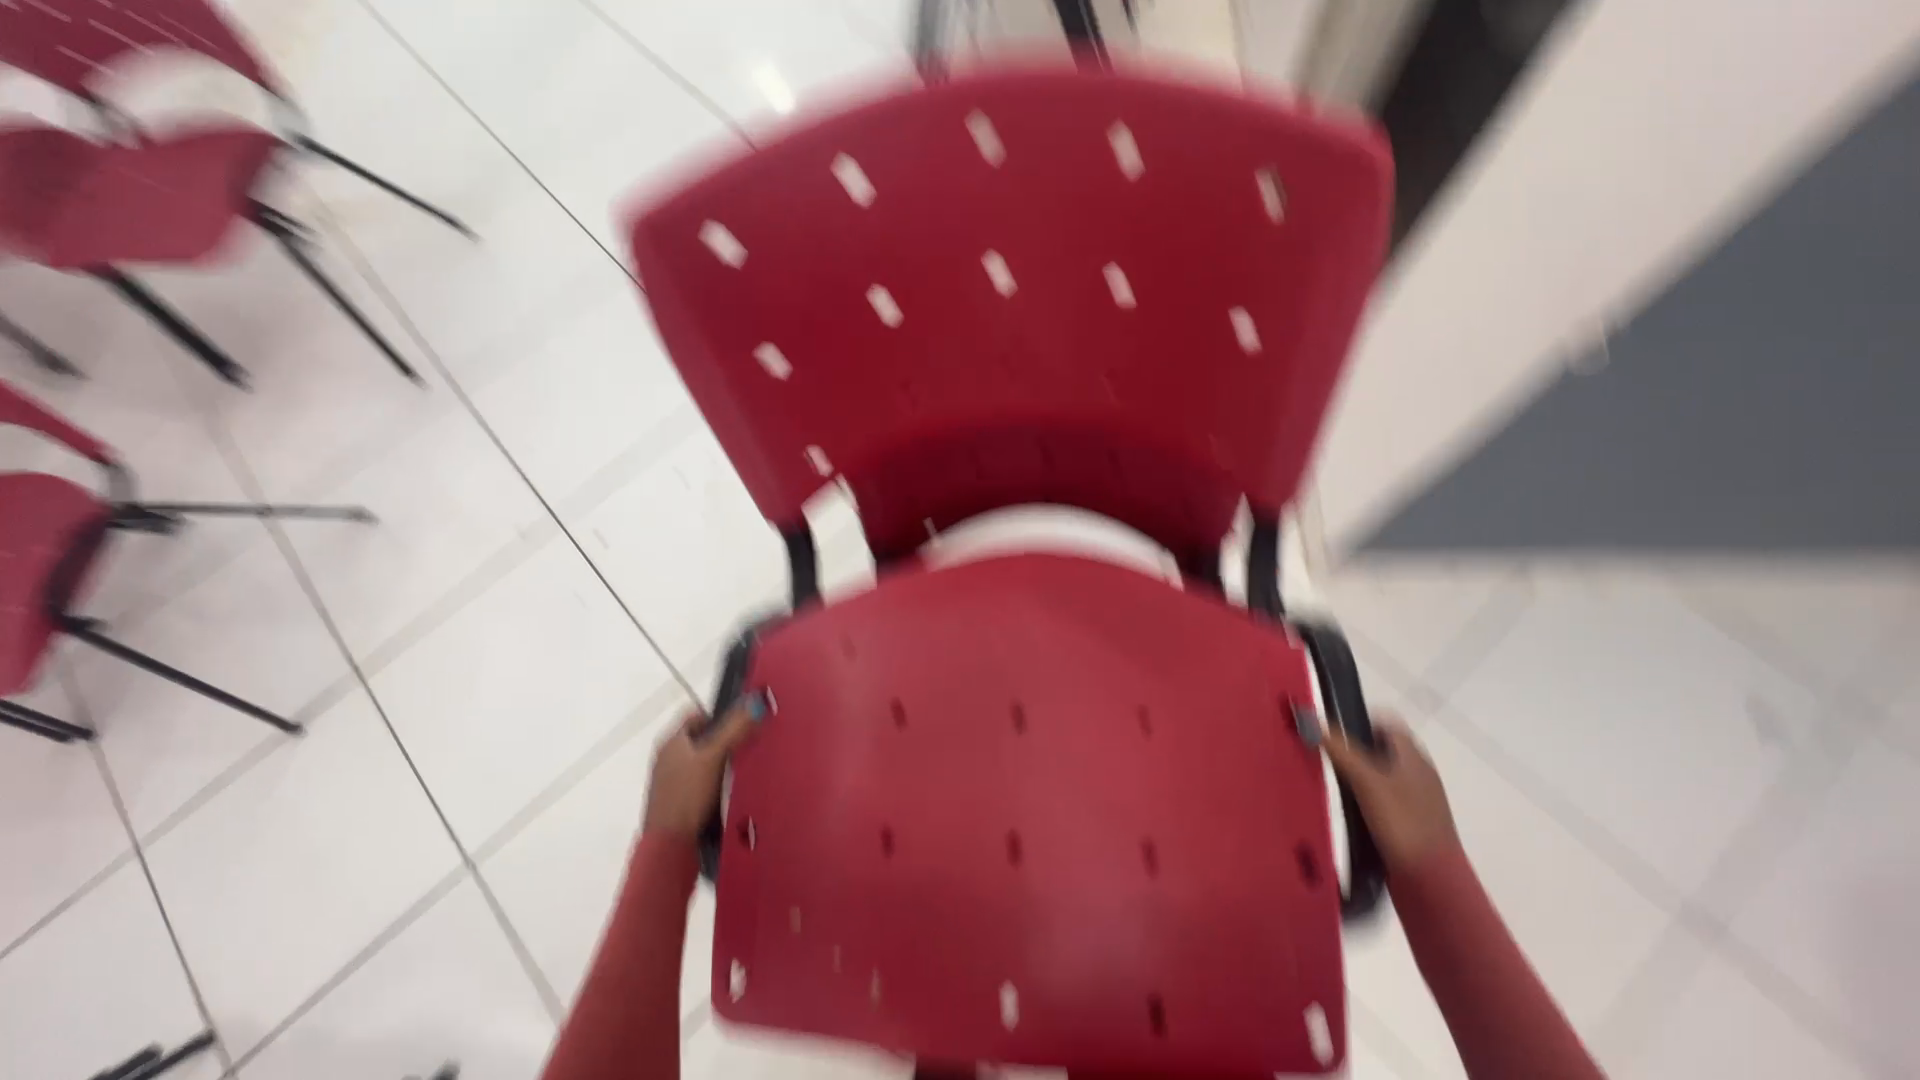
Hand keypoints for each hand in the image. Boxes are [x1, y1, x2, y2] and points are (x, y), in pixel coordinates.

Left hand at [643, 698, 762, 837]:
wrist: (670, 845)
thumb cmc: (687, 794)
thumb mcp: (713, 757)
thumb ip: (734, 730)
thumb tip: (756, 702)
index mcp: (671, 741)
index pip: (697, 714)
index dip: (720, 714)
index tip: (742, 723)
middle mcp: (668, 757)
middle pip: (702, 738)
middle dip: (724, 740)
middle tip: (748, 745)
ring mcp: (671, 781)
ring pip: (702, 761)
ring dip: (721, 763)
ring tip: (742, 769)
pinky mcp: (678, 802)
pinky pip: (700, 782)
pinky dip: (715, 782)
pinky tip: (729, 792)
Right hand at [1321, 715, 1459, 872]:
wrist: (1431, 879)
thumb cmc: (1401, 822)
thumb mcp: (1367, 782)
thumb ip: (1339, 750)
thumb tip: (1309, 718)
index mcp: (1414, 757)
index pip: (1387, 723)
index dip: (1359, 720)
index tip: (1332, 730)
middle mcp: (1418, 774)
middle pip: (1382, 749)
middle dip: (1353, 749)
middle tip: (1325, 756)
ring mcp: (1416, 801)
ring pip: (1381, 775)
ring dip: (1358, 775)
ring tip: (1332, 783)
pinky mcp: (1410, 824)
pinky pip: (1383, 799)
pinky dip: (1365, 799)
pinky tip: (1349, 812)